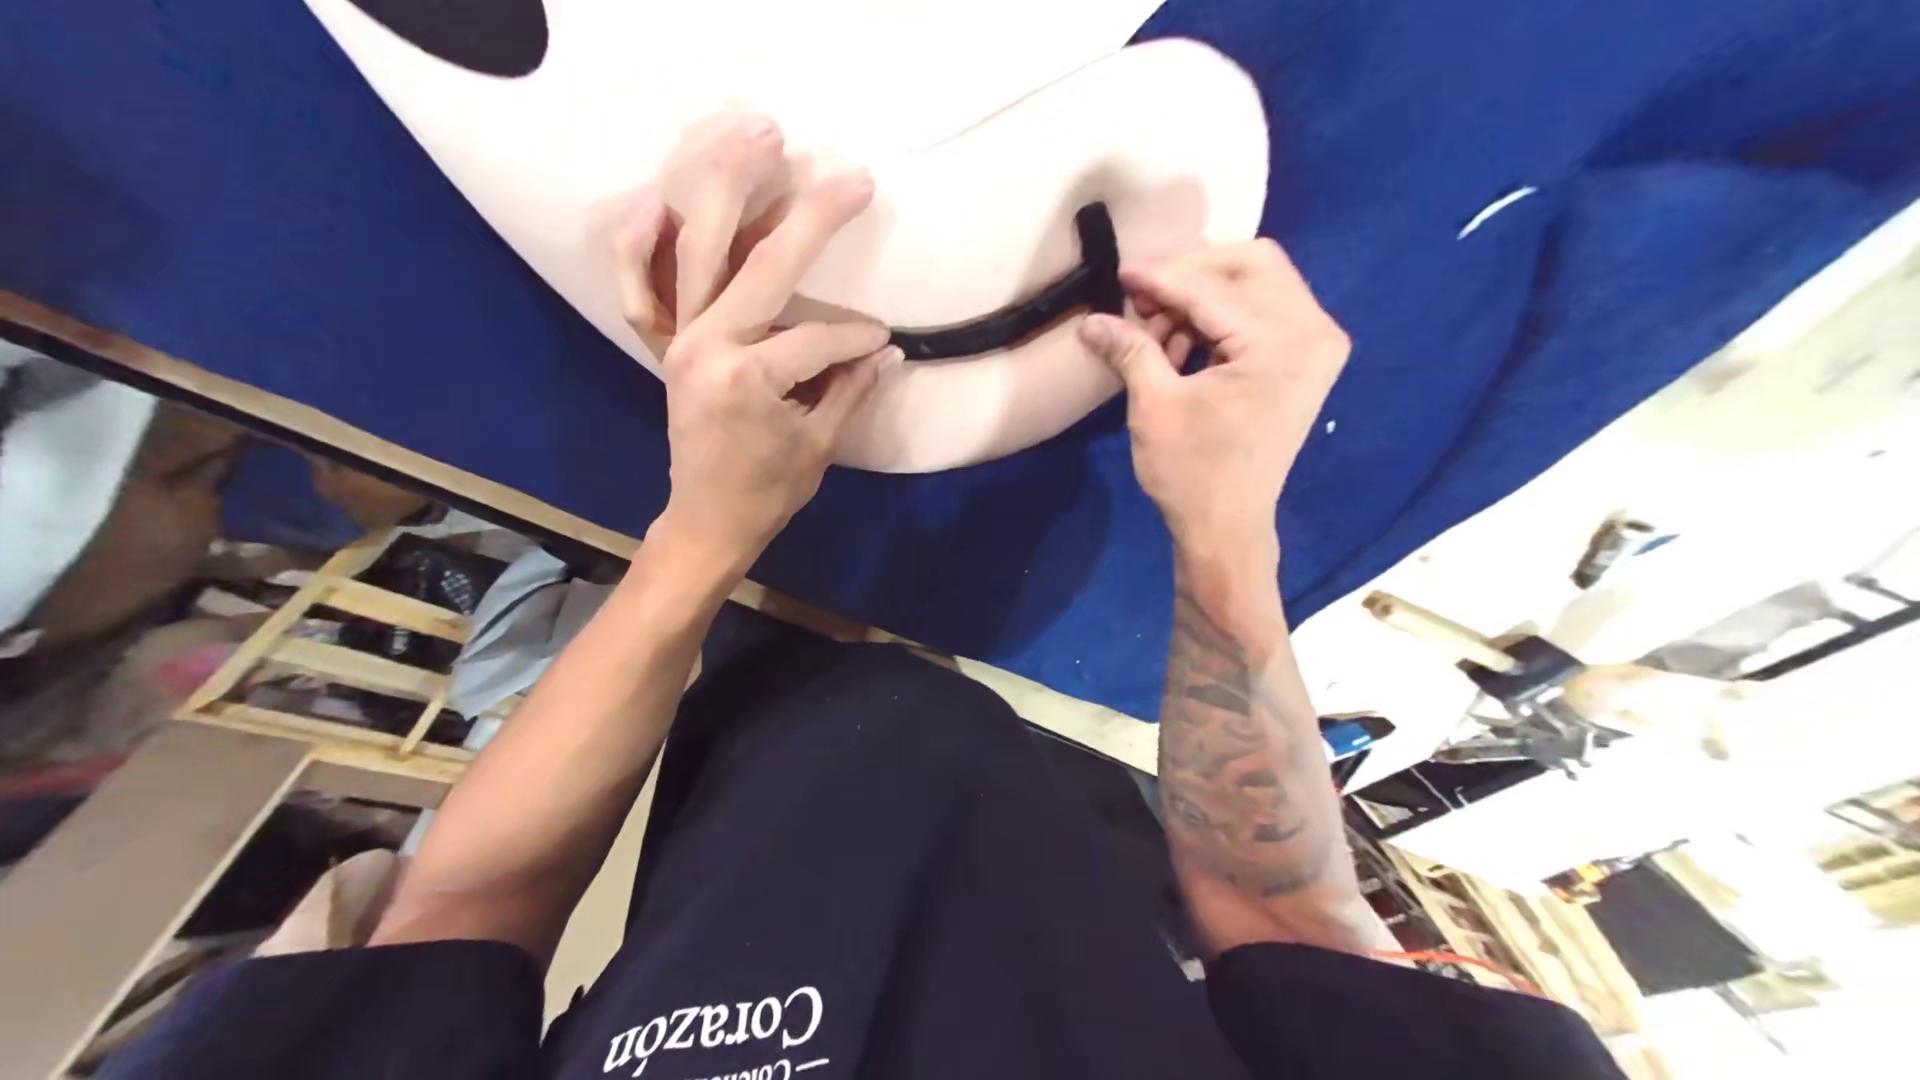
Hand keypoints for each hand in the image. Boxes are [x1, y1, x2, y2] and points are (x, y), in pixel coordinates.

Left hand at [614, 115, 901, 570]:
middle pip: (762, 265)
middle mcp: (706, 346)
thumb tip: (885, 351)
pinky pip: (640, 290)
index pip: (816, 338)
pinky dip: (638, 246)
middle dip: (812, 219)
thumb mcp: (818, 445)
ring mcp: (677, 340)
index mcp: (748, 378)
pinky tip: (656, 204)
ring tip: (757, 135)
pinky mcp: (665, 346)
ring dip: (726, 186)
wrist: (708, 521)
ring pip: (695, 247)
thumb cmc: (768, 492)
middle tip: (850, 178)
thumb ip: (850, 389)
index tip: (882, 342)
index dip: (856, 337)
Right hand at [1079, 240, 1348, 567]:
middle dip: (1189, 277)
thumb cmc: (1191, 472)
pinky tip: (1182, 349)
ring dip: (1200, 301)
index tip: (1120, 274)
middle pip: (1250, 265)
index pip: (1213, 288)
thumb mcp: (1154, 405)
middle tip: (1143, 303)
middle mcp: (1314, 331)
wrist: (1227, 527)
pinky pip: (1260, 313)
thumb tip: (1091, 320)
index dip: (1160, 278)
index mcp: (1283, 342)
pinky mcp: (1303, 361)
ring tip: (1158, 339)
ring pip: (1256, 285)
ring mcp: (1315, 345)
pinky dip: (1218, 320)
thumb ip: (1129, 350)